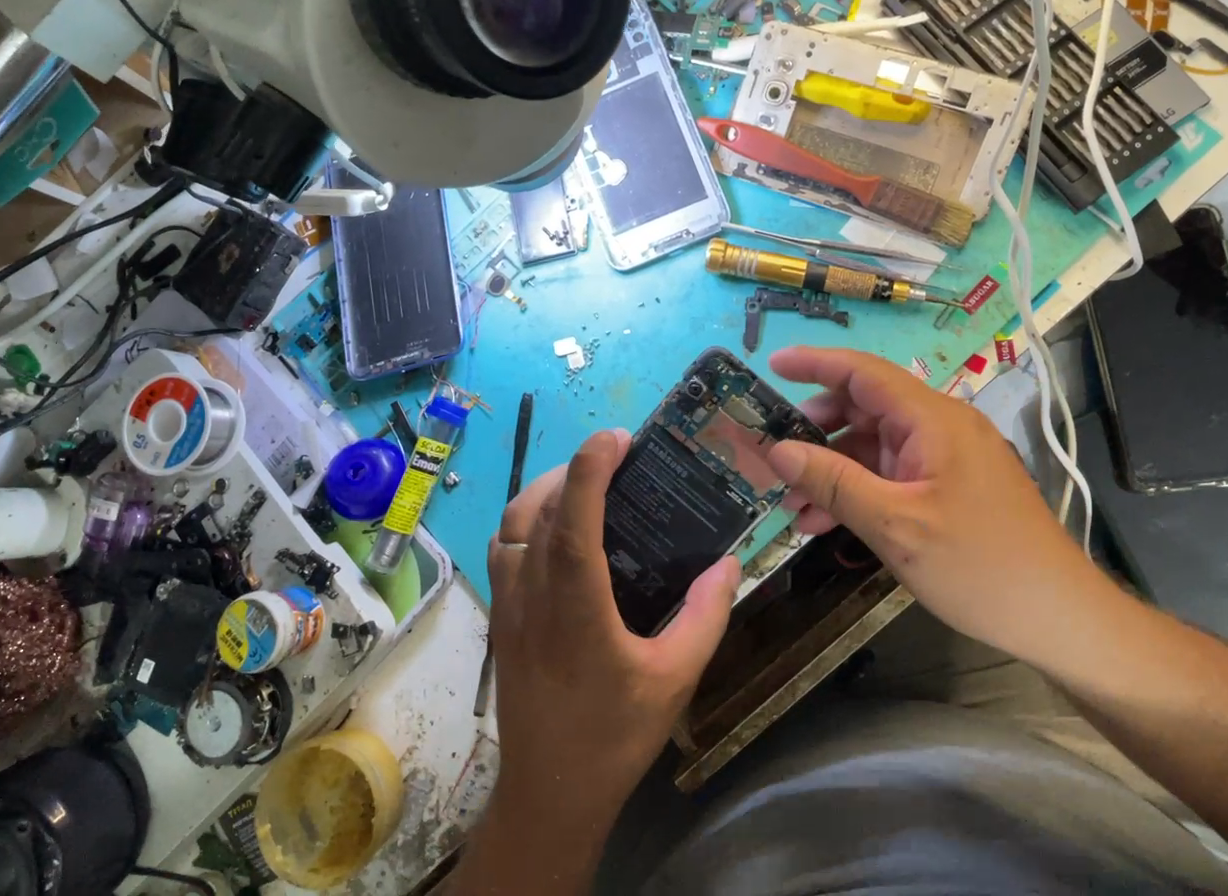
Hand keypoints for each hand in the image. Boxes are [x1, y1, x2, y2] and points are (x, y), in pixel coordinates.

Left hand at [486, 428, 739, 827]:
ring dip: (543, 491)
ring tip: (585, 485)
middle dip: (572, 469)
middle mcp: (531, 595)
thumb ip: (705, 616)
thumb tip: (729, 563)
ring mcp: (506, 606)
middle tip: (614, 458)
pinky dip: (525, 521)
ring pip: (510, 525)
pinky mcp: (499, 619)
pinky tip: (557, 533)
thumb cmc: (615, 735)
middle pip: (536, 509)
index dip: (590, 468)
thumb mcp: (676, 678)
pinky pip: (502, 550)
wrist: (550, 790)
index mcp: (576, 606)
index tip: (617, 437)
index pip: (573, 518)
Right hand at [765, 346, 1109, 650]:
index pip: (864, 372)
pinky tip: (825, 523)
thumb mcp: (894, 525)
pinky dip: (858, 492)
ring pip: (873, 448)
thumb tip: (777, 450)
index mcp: (934, 420)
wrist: (1058, 617)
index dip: (815, 364)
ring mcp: (947, 459)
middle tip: (773, 458)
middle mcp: (941, 428)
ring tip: (792, 506)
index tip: (770, 366)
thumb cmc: (979, 566)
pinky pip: (892, 476)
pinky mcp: (950, 488)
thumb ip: (833, 482)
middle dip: (815, 431)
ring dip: (832, 471)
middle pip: (865, 409)